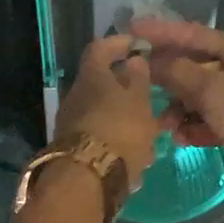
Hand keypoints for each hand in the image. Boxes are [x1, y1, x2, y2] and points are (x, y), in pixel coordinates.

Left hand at [52, 35, 158, 190]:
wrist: (87, 179)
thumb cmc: (119, 129)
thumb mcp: (138, 101)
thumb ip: (138, 78)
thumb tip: (134, 60)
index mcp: (91, 76)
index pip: (100, 48)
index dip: (119, 43)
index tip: (138, 45)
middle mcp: (76, 95)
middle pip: (101, 82)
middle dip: (126, 87)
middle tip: (150, 91)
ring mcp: (72, 123)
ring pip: (104, 111)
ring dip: (125, 115)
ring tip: (151, 127)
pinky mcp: (75, 148)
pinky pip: (101, 134)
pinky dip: (119, 136)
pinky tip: (138, 151)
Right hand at [131, 18, 223, 194]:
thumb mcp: (214, 91)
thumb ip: (179, 72)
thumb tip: (149, 61)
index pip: (195, 34)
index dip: (163, 31)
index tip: (132, 28)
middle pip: (191, 65)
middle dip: (166, 77)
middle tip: (134, 78)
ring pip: (192, 95)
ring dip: (176, 109)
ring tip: (165, 125)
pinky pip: (199, 118)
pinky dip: (189, 126)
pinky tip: (182, 138)